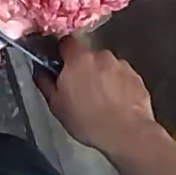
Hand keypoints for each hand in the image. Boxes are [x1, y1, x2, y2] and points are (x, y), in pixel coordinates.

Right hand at [36, 37, 161, 153]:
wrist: (127, 133)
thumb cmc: (87, 120)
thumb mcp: (56, 105)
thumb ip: (45, 82)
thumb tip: (38, 69)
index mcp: (79, 59)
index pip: (67, 42)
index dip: (62, 53)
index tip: (61, 66)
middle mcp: (102, 55)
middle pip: (88, 56)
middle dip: (83, 68)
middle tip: (80, 89)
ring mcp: (122, 65)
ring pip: (106, 66)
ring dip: (102, 77)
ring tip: (101, 100)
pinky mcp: (137, 76)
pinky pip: (122, 76)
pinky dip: (118, 85)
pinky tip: (116, 103)